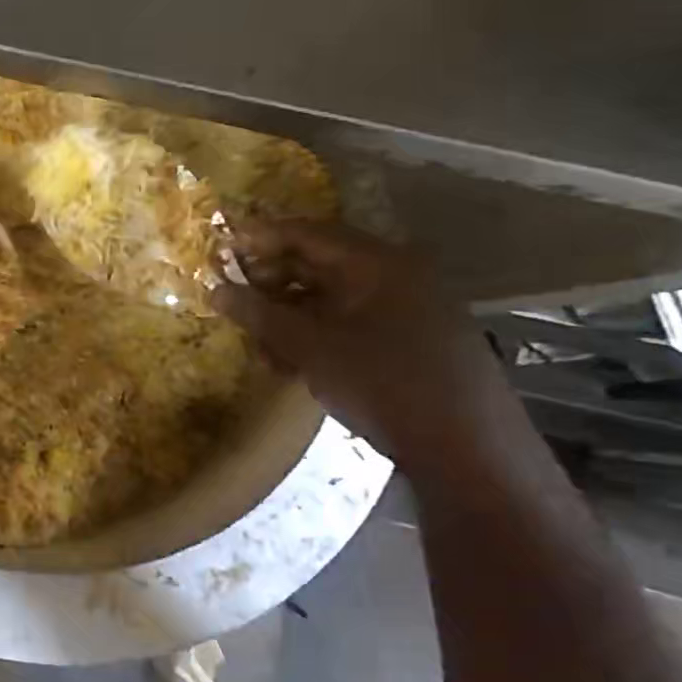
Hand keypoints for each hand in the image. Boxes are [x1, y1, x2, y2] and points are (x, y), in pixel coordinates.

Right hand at [211, 219, 527, 472]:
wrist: (466, 448)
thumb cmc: (383, 383)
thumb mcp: (310, 347)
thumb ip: (259, 314)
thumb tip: (215, 290)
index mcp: (378, 263)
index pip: (307, 234)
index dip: (258, 238)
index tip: (218, 249)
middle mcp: (395, 276)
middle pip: (318, 263)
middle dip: (269, 281)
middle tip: (231, 299)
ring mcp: (405, 308)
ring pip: (329, 297)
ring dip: (286, 314)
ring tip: (257, 343)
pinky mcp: (407, 339)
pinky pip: (348, 322)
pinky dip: (313, 334)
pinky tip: (288, 362)